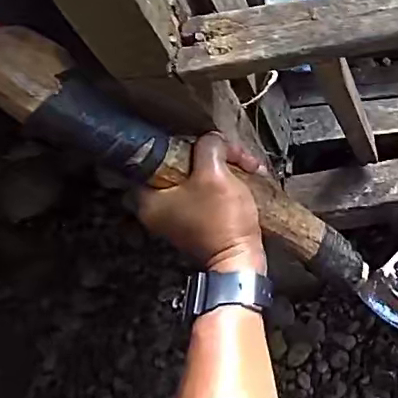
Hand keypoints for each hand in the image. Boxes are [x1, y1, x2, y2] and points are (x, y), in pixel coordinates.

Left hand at [136, 134, 267, 273]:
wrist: (241, 259)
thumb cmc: (223, 220)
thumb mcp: (215, 174)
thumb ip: (209, 148)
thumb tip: (211, 139)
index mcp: (148, 198)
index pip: (157, 157)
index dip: (184, 145)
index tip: (206, 145)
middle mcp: (156, 209)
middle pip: (181, 166)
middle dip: (213, 157)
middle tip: (236, 157)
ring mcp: (176, 217)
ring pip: (197, 178)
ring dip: (224, 168)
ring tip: (248, 168)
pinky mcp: (196, 222)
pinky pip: (205, 192)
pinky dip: (223, 184)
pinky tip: (244, 179)